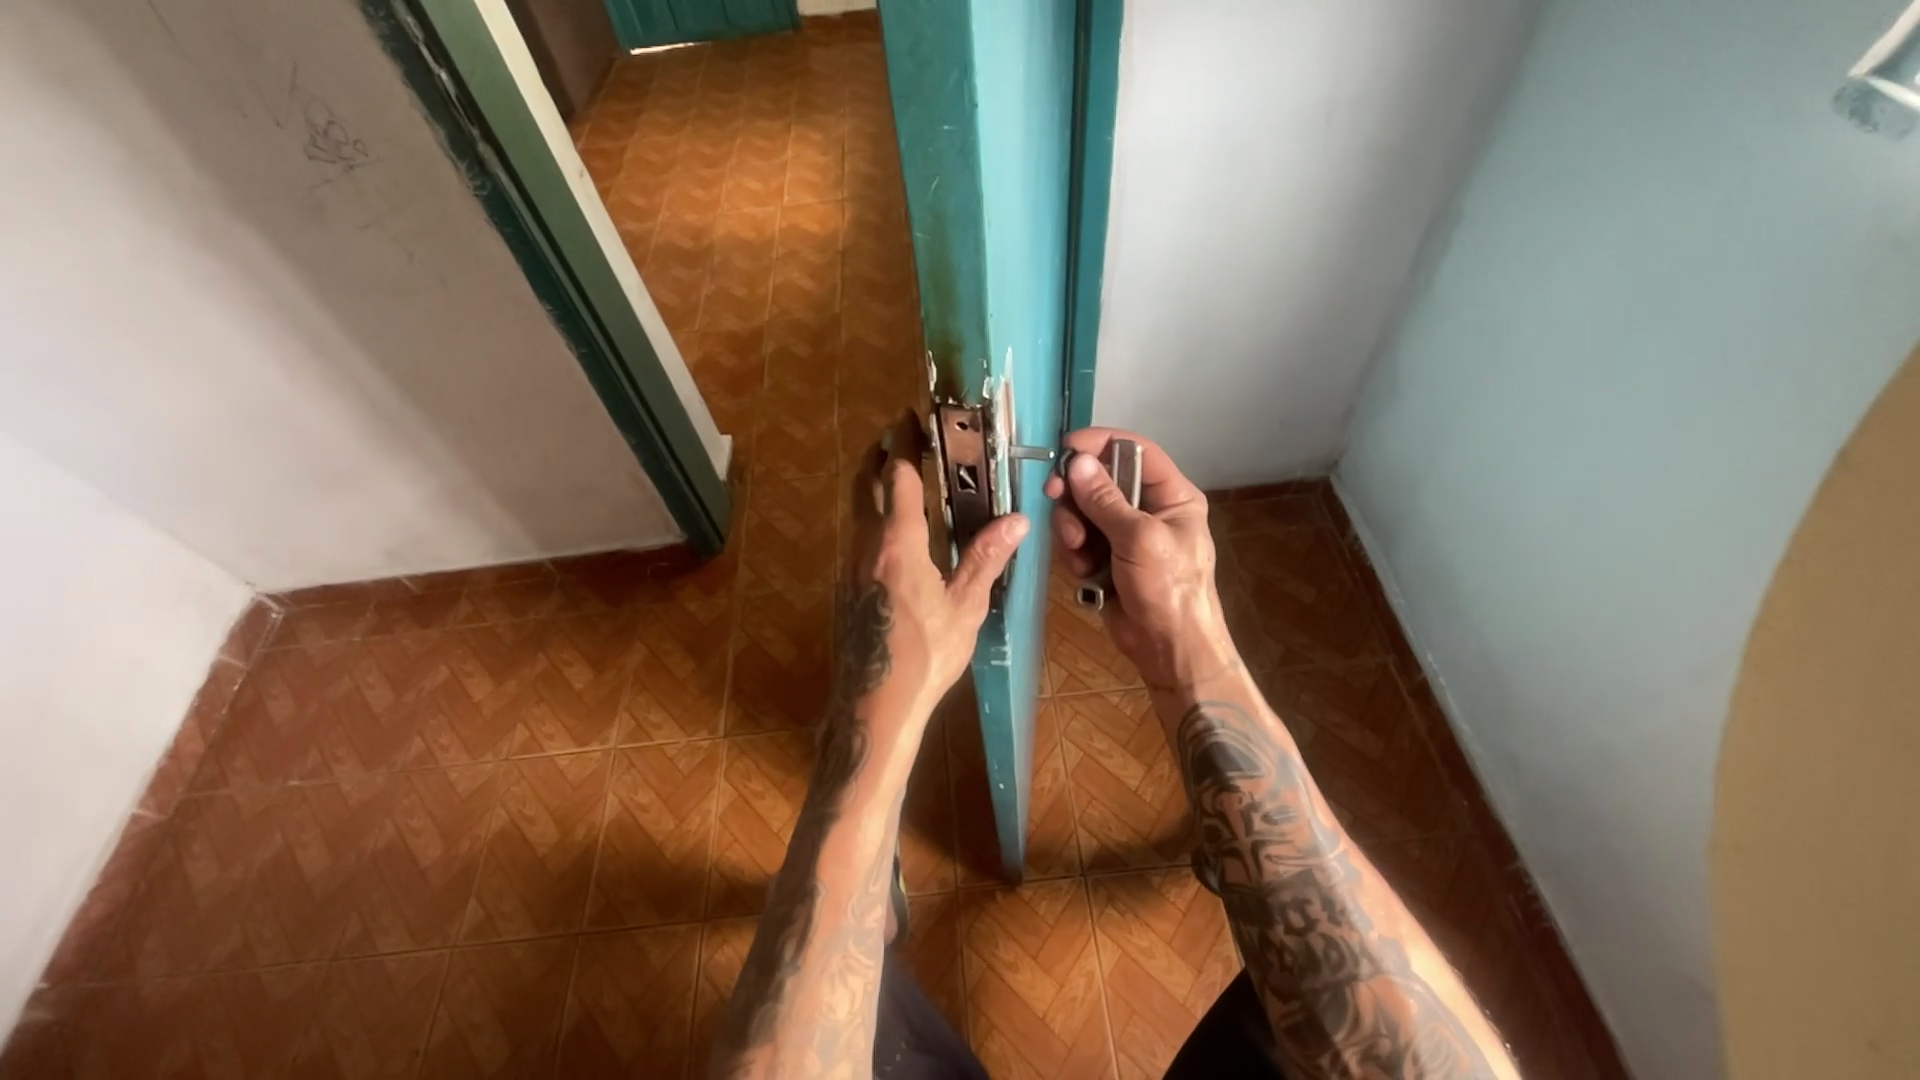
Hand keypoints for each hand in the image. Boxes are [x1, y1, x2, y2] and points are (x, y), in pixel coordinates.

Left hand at [845, 413, 1028, 726]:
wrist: (875, 702)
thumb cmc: (926, 655)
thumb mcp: (965, 607)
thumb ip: (986, 558)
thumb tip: (1017, 520)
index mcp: (898, 543)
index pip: (899, 478)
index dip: (904, 444)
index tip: (910, 419)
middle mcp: (866, 545)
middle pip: (864, 485)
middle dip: (878, 454)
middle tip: (894, 434)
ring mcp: (849, 565)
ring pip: (855, 510)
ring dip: (870, 484)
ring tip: (893, 474)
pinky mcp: (844, 586)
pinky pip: (855, 536)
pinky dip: (869, 515)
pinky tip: (890, 532)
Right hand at [1043, 428, 1237, 688]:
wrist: (1170, 649)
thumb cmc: (1169, 590)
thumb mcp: (1139, 539)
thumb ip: (1105, 500)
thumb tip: (1077, 463)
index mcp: (1172, 496)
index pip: (1135, 451)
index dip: (1100, 444)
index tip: (1066, 448)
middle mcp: (1148, 509)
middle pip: (1101, 481)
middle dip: (1077, 494)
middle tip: (1053, 497)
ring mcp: (1125, 536)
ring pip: (1083, 512)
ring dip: (1073, 528)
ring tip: (1078, 551)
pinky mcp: (1106, 559)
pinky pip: (1079, 541)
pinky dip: (1075, 553)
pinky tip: (1082, 570)